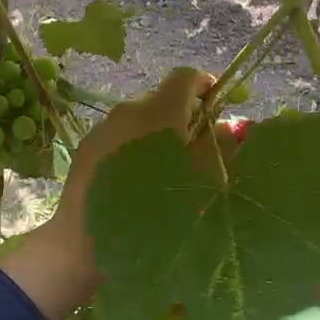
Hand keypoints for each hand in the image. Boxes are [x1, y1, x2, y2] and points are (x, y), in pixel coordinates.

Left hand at [0, 67, 214, 319]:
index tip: (218, 108)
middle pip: (162, 99)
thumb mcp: (203, 182)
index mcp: (160, 111)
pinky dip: (133, 147)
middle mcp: (128, 110)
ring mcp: (103, 128)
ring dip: (157, 133)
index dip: (206, 87)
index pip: (186, 77)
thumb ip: (222, 147)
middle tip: (199, 149)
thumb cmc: (157, 215)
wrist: (88, 243)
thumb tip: (234, 126)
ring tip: (167, 170)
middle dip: (183, 116)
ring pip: (138, 119)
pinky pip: (117, 136)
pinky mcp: (85, 147)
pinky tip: (136, 181)